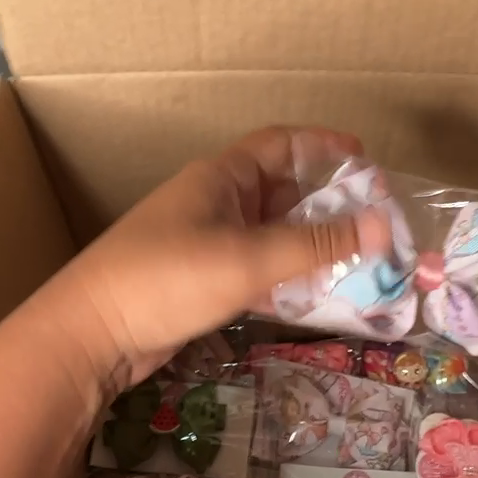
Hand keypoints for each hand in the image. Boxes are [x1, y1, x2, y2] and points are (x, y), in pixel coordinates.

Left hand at [45, 126, 382, 394]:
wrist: (93, 333)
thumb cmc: (168, 278)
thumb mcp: (248, 258)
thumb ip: (317, 245)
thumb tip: (384, 224)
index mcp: (222, 177)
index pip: (281, 144)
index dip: (323, 146)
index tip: (365, 161)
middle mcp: (216, 202)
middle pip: (282, 191)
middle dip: (327, 205)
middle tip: (375, 226)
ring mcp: (206, 242)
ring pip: (270, 234)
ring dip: (309, 246)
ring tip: (358, 263)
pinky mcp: (201, 280)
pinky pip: (255, 268)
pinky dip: (285, 277)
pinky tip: (314, 297)